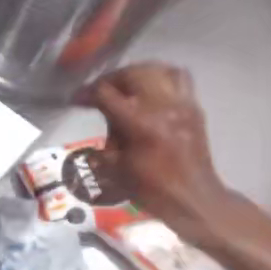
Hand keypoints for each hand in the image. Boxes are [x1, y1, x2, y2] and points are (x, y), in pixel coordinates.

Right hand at [84, 63, 238, 243]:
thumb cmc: (151, 189)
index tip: (76, 99)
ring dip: (137, 74)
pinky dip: (162, 77)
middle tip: (101, 91)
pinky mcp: (194, 108)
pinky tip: (152, 90)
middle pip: (132, 73)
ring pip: (157, 70)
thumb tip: (101, 121)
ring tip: (126, 86)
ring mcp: (181, 104)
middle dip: (112, 79)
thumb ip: (106, 138)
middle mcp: (162, 107)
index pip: (106, 94)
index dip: (86, 93)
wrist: (192, 199)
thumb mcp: (116, 168)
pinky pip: (179, 78)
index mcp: (139, 123)